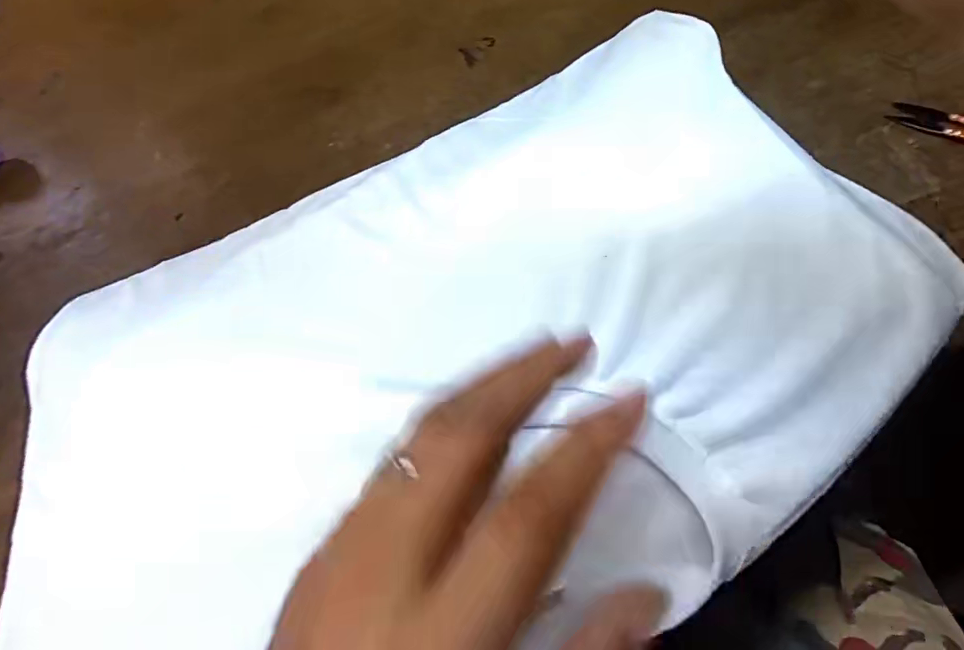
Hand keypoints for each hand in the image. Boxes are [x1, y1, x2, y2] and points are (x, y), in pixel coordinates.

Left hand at [271, 336, 660, 649]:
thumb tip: (649, 593)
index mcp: (440, 632)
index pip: (527, 514)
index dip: (586, 447)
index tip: (631, 397)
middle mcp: (380, 576)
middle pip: (460, 440)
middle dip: (526, 378)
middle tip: (578, 343)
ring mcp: (337, 557)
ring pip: (417, 435)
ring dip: (484, 383)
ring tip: (534, 356)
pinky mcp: (314, 559)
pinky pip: (391, 461)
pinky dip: (443, 420)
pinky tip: (472, 415)